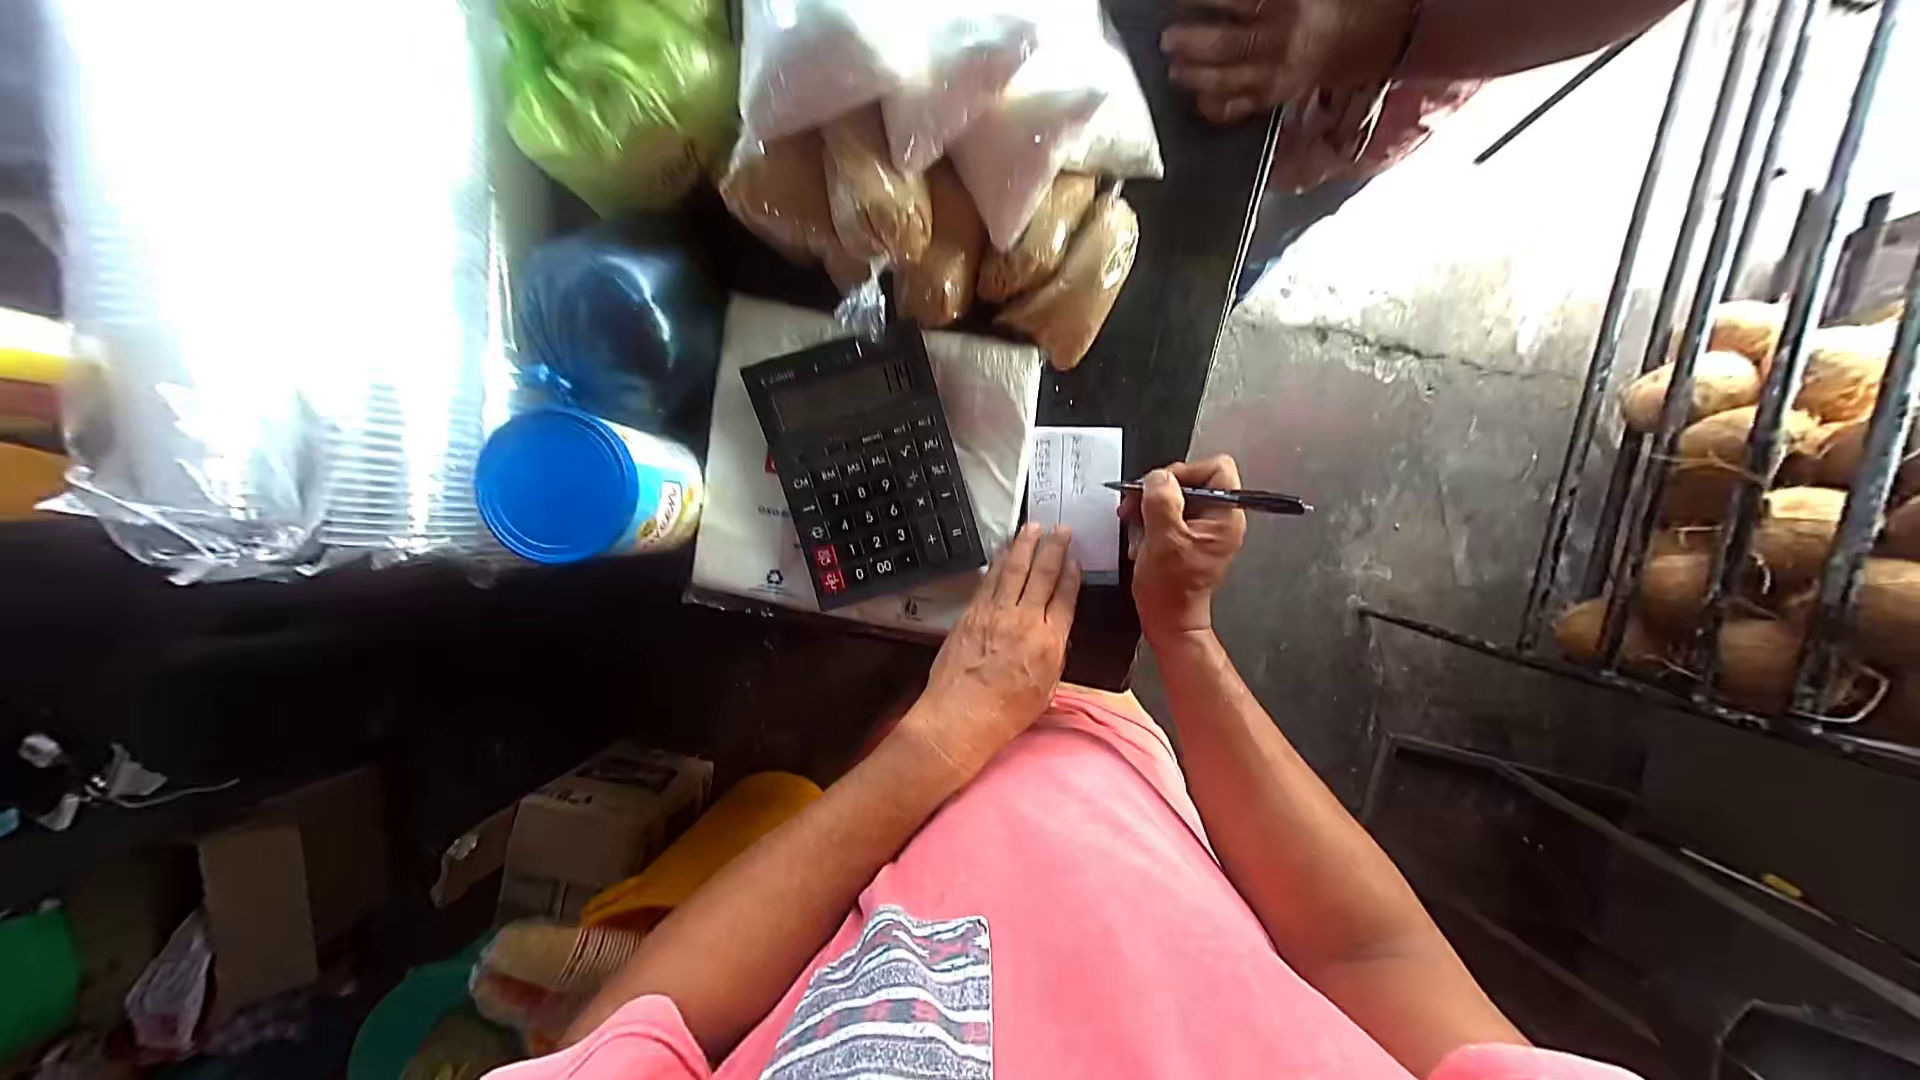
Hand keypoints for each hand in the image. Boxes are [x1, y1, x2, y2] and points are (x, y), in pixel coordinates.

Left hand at [897, 525, 1080, 780]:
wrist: (961, 717)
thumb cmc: (1005, 714)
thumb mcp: (1045, 689)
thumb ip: (1053, 656)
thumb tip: (1054, 636)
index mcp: (1050, 642)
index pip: (1066, 597)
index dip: (1072, 573)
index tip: (1075, 557)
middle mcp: (1025, 621)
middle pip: (1043, 575)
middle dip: (1054, 548)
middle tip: (1060, 529)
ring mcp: (996, 614)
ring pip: (1015, 570)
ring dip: (1026, 546)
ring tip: (1033, 528)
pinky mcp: (972, 613)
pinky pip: (989, 581)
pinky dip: (998, 562)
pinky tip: (1004, 551)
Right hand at [1120, 456, 1247, 642]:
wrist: (1168, 618)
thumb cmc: (1171, 590)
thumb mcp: (1164, 541)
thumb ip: (1161, 503)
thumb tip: (1157, 477)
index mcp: (1224, 517)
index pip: (1216, 469)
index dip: (1185, 472)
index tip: (1160, 487)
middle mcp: (1217, 518)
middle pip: (1189, 480)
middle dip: (1157, 491)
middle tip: (1135, 505)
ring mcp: (1200, 527)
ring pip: (1172, 495)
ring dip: (1148, 507)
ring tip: (1135, 525)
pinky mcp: (1184, 534)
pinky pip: (1164, 512)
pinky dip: (1147, 520)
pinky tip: (1140, 537)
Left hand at [1161, 0, 1414, 123]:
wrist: (1387, 35)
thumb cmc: (1349, 0)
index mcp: (1292, 2)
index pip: (1238, 0)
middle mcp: (1281, 41)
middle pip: (1225, 45)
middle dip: (1191, 42)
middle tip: (1168, 38)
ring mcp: (1277, 74)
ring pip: (1226, 80)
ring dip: (1195, 76)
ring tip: (1174, 69)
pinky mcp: (1278, 96)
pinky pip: (1239, 108)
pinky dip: (1215, 106)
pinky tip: (1199, 99)